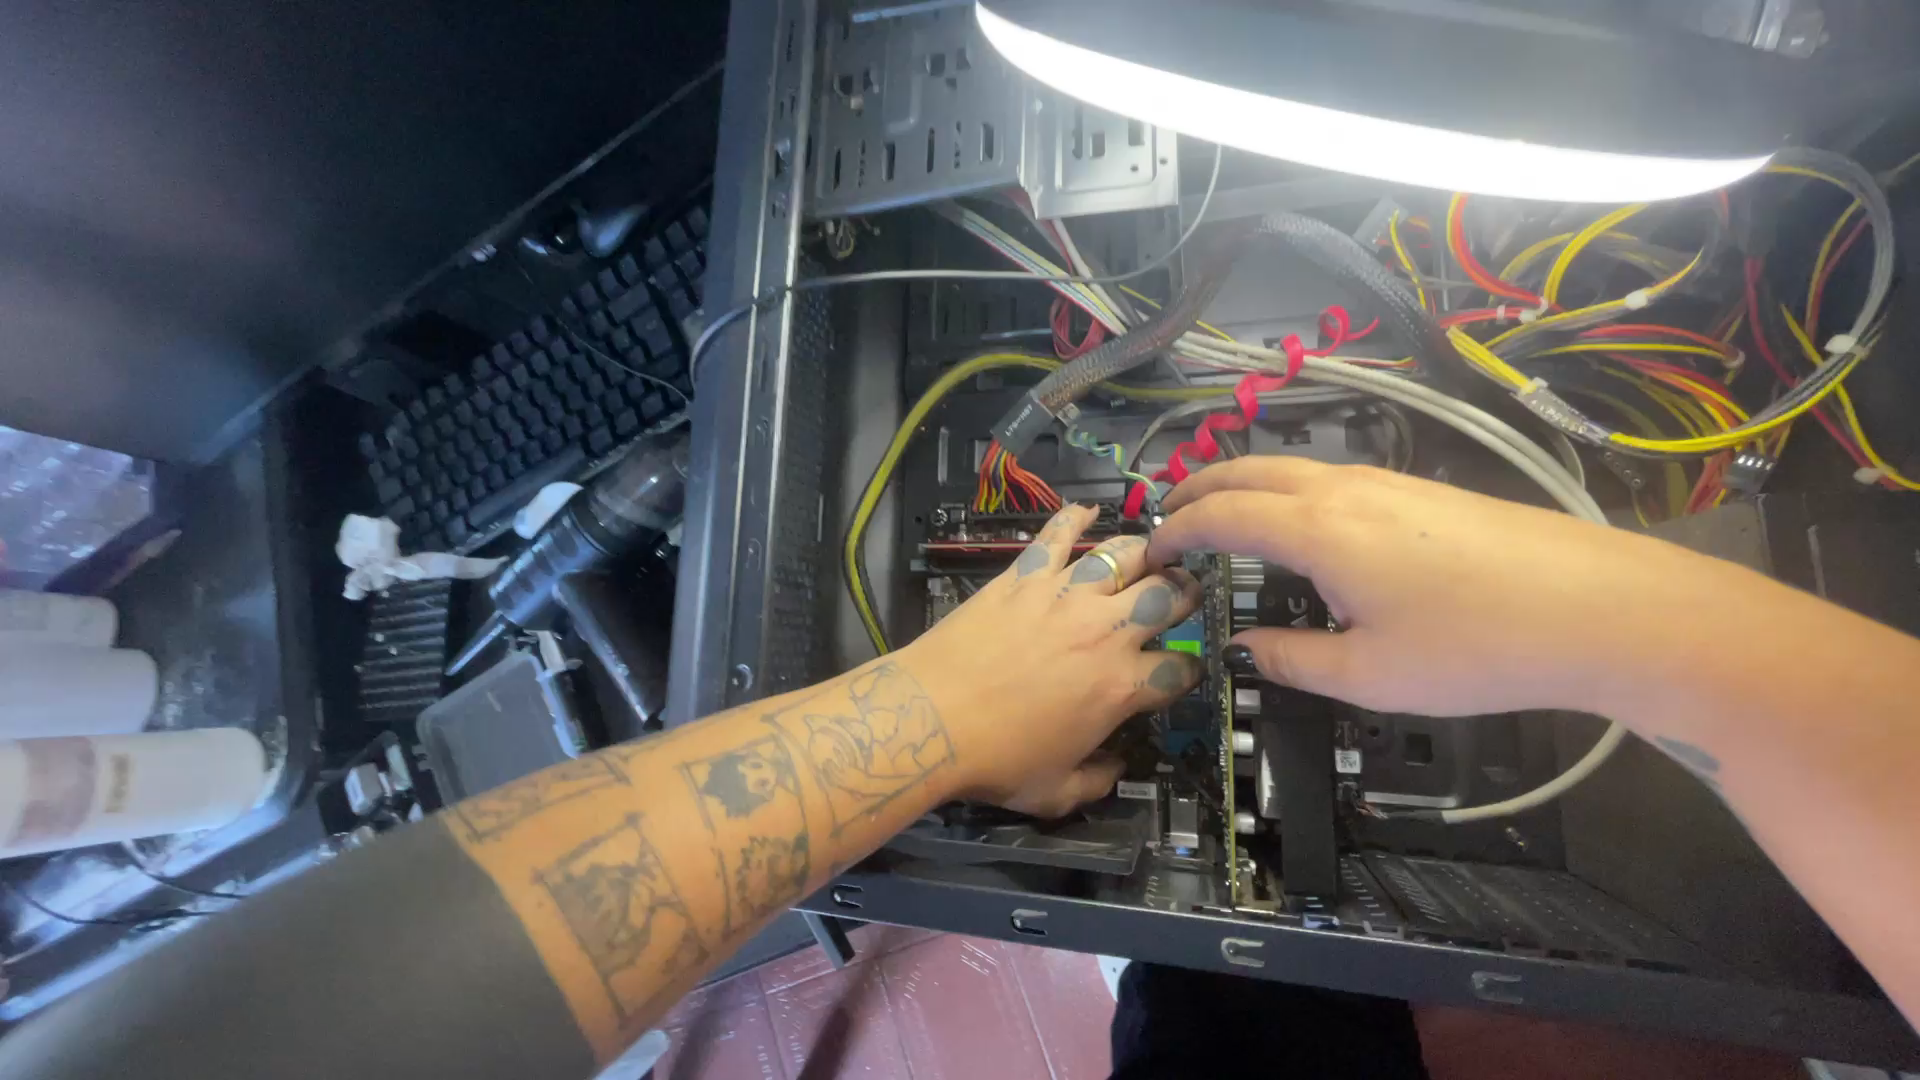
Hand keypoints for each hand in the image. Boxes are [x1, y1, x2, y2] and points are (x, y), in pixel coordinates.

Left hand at [901, 503, 1204, 816]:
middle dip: (1186, 592)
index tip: (1184, 668)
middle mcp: (1105, 631)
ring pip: (1123, 555)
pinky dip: (1072, 519)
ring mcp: (1064, 596)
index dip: (1192, 669)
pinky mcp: (1024, 577)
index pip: (1181, 668)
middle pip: (1168, 595)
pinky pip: (1056, 537)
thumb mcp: (1056, 792)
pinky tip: (1085, 510)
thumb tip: (1115, 765)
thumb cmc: (996, 760)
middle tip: (1183, 592)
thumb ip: (1098, 779)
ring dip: (1146, 551)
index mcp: (1121, 686)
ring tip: (1152, 552)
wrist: (932, 718)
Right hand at [1145, 458, 1793, 716]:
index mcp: (1317, 530)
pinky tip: (1295, 523)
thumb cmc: (1477, 647)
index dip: (1176, 531)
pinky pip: (1325, 475)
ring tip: (1219, 514)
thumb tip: (1245, 649)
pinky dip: (1280, 488)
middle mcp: (1341, 489)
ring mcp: (1384, 482)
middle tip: (1168, 518)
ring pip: (1287, 466)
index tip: (1150, 552)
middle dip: (1196, 489)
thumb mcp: (1370, 675)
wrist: (1609, 609)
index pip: (1221, 516)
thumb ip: (1290, 660)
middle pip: (1246, 470)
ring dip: (1239, 483)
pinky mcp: (1418, 489)